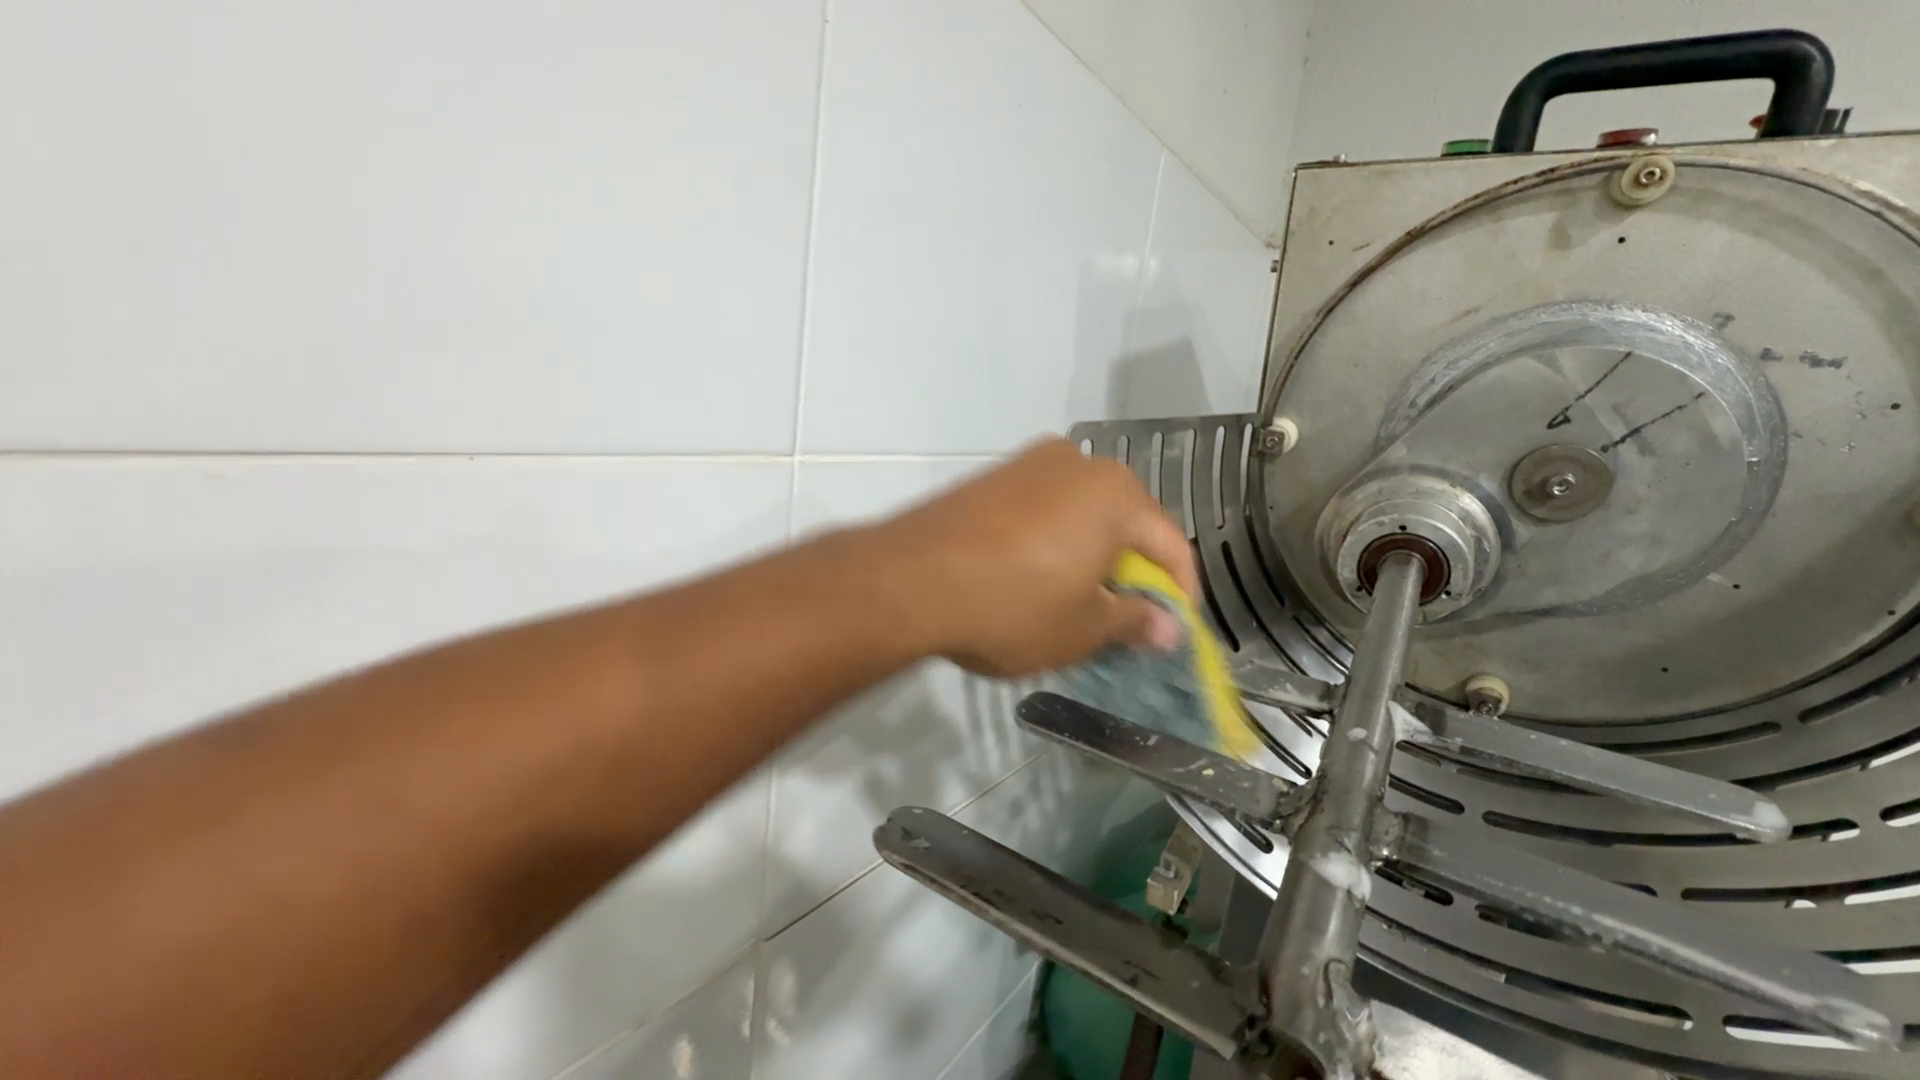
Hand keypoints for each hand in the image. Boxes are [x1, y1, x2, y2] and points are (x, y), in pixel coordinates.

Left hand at [868, 437, 1199, 676]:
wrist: (905, 581)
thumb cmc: (1011, 605)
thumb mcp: (1082, 628)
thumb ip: (1133, 622)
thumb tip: (1167, 628)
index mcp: (1116, 492)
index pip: (1170, 545)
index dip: (1179, 593)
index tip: (1172, 631)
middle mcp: (1077, 463)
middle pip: (1124, 524)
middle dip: (1129, 574)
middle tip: (1123, 623)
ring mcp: (1027, 465)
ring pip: (1080, 517)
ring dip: (1087, 559)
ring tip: (1074, 607)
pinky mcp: (989, 479)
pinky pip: (1040, 513)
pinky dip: (1050, 546)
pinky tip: (1032, 582)